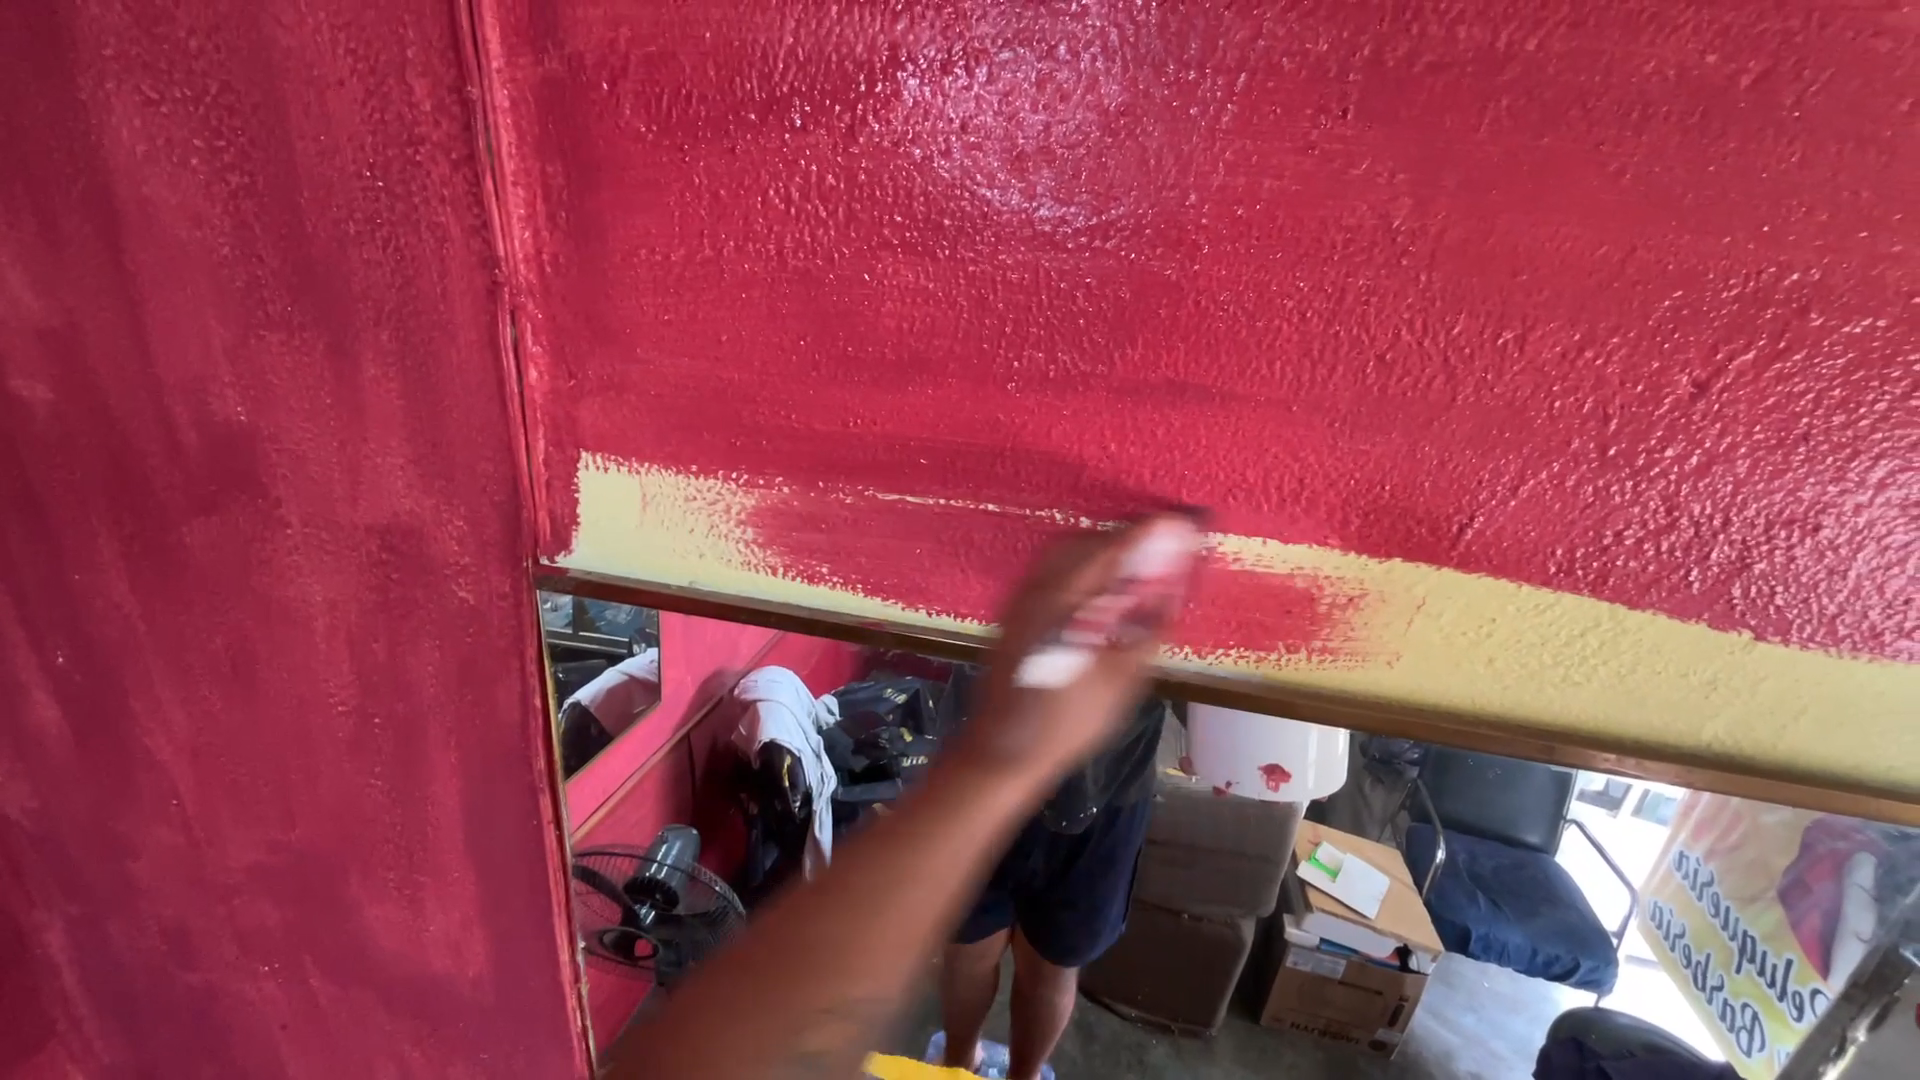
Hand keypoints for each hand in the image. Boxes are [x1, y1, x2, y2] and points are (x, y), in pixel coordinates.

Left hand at [949, 512, 1202, 788]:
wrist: (1002, 750)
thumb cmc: (1067, 723)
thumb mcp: (1121, 680)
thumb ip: (1147, 626)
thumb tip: (1171, 585)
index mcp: (1065, 602)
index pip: (1115, 548)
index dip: (1154, 532)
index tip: (1187, 522)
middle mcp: (1038, 589)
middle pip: (1088, 542)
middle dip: (1129, 537)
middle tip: (1166, 546)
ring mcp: (1021, 598)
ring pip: (1066, 552)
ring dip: (1105, 549)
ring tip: (1139, 566)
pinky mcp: (1014, 611)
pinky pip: (1052, 569)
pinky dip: (1083, 565)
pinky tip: (1102, 588)